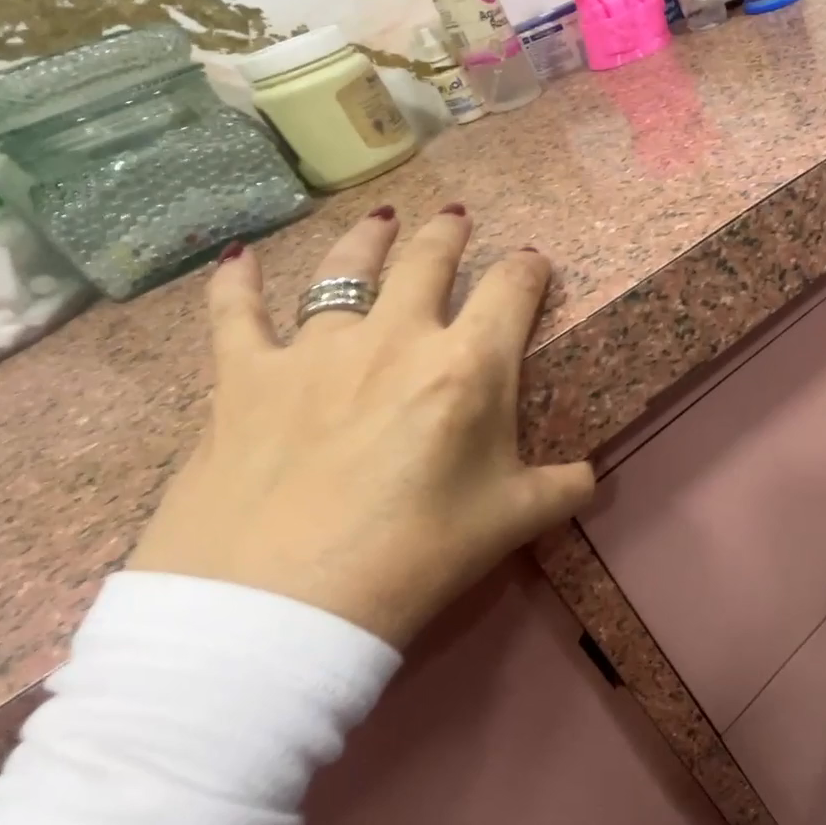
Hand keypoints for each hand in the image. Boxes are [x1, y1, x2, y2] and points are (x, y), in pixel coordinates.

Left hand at [127, 204, 594, 646]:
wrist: (281, 606)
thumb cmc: (417, 556)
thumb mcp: (512, 522)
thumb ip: (562, 487)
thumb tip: (590, 476)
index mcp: (469, 366)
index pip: (512, 289)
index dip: (528, 269)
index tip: (534, 264)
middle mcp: (396, 338)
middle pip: (428, 260)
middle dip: (449, 235)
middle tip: (456, 220)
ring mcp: (316, 351)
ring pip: (344, 269)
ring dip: (369, 237)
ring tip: (382, 218)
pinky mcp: (245, 377)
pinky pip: (236, 314)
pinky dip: (235, 284)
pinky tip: (235, 260)